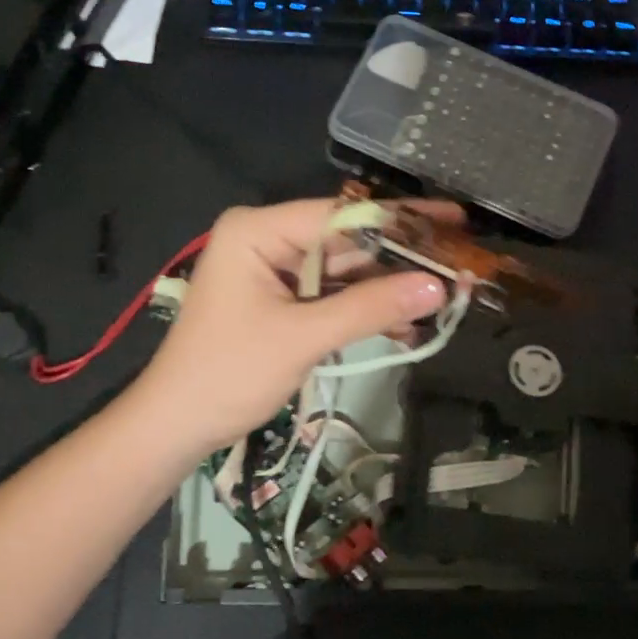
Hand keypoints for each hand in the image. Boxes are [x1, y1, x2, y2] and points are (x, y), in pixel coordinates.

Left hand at [129, 199, 456, 454]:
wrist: (177, 424)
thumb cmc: (229, 373)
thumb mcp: (303, 337)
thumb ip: (370, 308)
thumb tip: (438, 287)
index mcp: (258, 230)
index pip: (342, 214)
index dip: (402, 220)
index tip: (454, 225)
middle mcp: (265, 240)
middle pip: (347, 241)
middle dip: (400, 259)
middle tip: (460, 266)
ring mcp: (272, 272)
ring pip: (344, 272)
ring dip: (388, 289)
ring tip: (447, 298)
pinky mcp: (279, 302)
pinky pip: (330, 297)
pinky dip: (363, 311)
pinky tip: (407, 324)